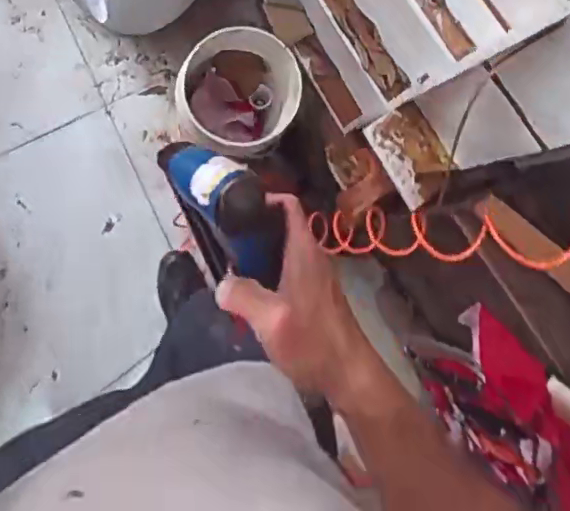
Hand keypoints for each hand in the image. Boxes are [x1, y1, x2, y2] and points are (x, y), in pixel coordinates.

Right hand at [215, 194, 390, 411]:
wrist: (348, 372)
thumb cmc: (312, 340)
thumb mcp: (271, 320)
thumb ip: (244, 297)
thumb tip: (222, 283)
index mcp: (304, 250)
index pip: (289, 205)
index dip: (266, 198)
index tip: (238, 206)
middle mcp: (311, 255)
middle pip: (281, 228)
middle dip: (253, 232)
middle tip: (223, 244)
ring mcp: (314, 275)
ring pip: (282, 252)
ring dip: (257, 257)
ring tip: (229, 270)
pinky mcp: (313, 294)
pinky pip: (286, 272)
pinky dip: (267, 275)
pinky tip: (250, 299)